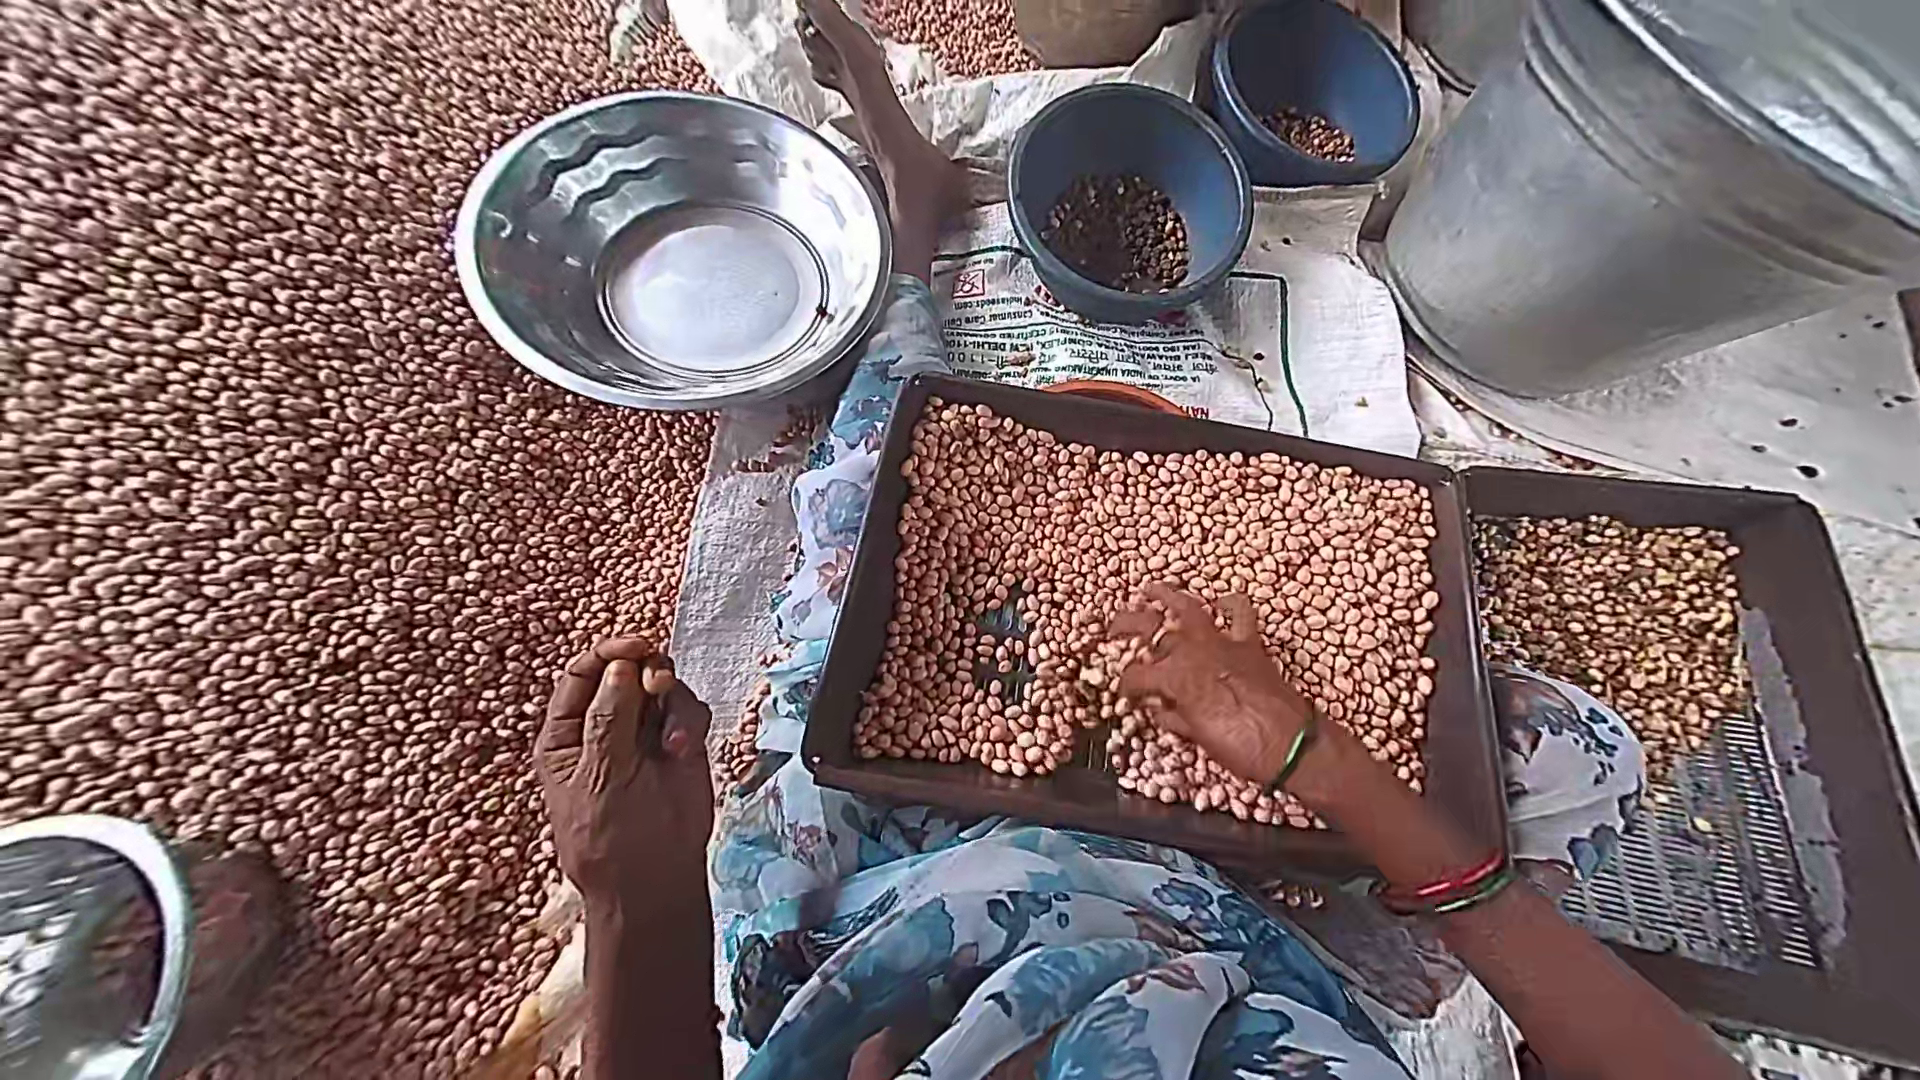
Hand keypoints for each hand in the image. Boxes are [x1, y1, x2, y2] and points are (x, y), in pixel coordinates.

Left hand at [535, 638, 713, 905]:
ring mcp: (645, 730)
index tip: (637, 647)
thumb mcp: (600, 777)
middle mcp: (607, 723)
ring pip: (664, 685)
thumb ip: (609, 719)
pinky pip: (690, 708)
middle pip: (628, 670)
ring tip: (674, 739)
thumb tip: (620, 666)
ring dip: (673, 703)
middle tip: (659, 686)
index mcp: (569, 732)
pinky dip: (691, 722)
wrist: (657, 874)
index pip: (583, 673)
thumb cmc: (612, 835)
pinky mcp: (680, 738)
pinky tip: (683, 750)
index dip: (609, 653)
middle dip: (647, 672)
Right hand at [1107, 584, 1318, 785]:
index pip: (1136, 675)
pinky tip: (1220, 603)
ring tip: (1151, 590)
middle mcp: (1192, 651)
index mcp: (1173, 677)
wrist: (1293, 746)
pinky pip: (1240, 615)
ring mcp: (1220, 643)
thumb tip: (1160, 709)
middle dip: (1126, 626)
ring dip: (1168, 597)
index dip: (1126, 685)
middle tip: (1114, 629)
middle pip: (1150, 629)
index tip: (1124, 693)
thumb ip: (1174, 716)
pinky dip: (1230, 605)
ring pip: (1189, 608)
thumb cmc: (1239, 746)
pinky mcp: (1248, 644)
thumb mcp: (1196, 736)